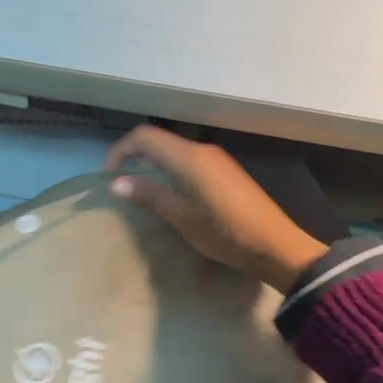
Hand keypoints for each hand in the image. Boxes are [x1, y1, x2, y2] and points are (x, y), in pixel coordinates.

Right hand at [105, 125, 326, 292]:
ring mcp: (217, 159)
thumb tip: (117, 183)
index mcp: (188, 157)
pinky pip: (190, 160)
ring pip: (175, 150)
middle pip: (159, 140)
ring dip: (153, 162)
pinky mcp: (227, 171)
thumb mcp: (182, 218)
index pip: (144, 137)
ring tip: (141, 189)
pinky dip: (171, 169)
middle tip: (120, 183)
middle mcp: (202, 150)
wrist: (274, 245)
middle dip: (134, 155)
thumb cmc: (224, 233)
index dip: (120, 151)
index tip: (108, 176)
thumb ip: (149, 195)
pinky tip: (170, 193)